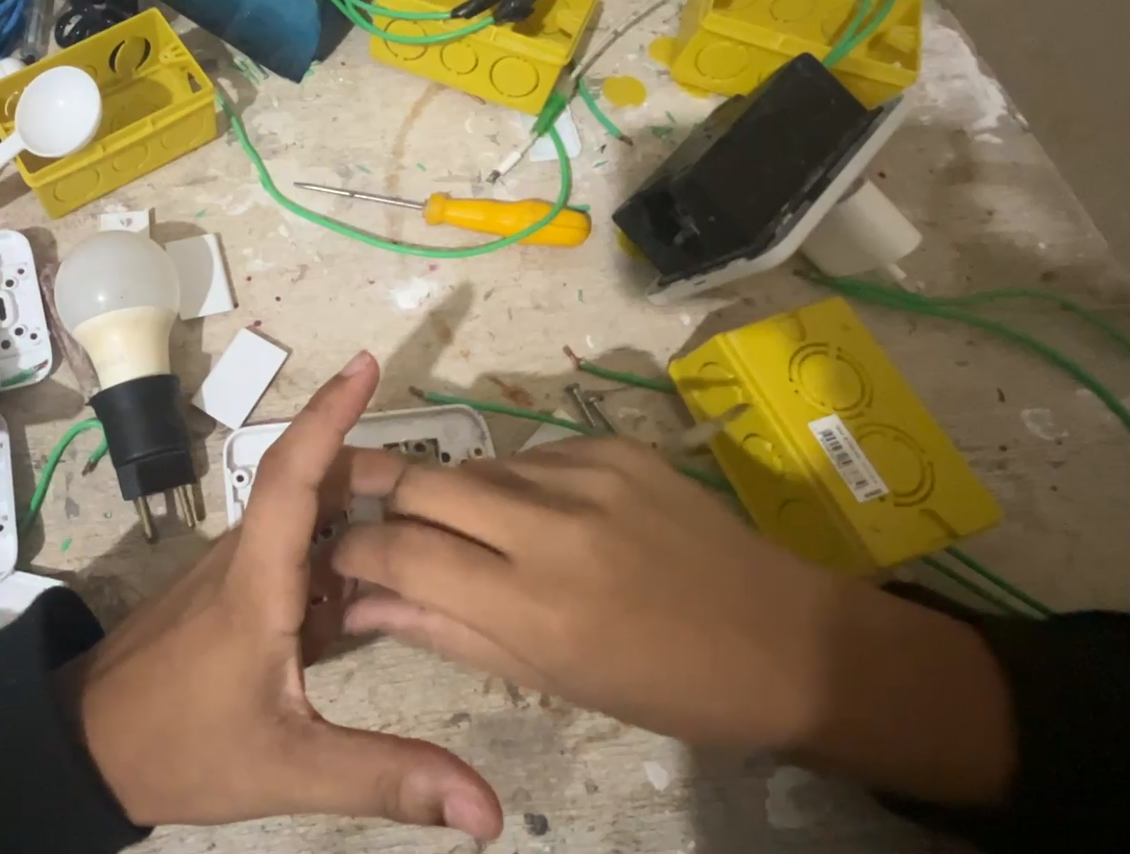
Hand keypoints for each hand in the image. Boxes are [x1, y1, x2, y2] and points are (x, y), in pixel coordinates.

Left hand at [63, 352, 502, 840]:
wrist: (90, 748)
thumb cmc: (179, 745)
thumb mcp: (289, 767)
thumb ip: (387, 779)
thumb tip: (488, 812)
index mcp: (259, 578)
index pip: (293, 475)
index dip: (328, 414)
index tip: (366, 365)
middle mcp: (250, 557)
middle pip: (315, 486)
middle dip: (378, 471)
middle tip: (446, 486)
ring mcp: (243, 573)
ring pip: (312, 523)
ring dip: (367, 516)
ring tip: (434, 530)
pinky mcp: (242, 596)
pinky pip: (304, 560)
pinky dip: (348, 563)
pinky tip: (387, 593)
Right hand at [332, 436, 1015, 804]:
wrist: (790, 641)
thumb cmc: (660, 686)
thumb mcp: (544, 677)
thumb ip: (443, 628)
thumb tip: (363, 599)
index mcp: (533, 602)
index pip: (400, 550)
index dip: (354, 549)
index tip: (338, 555)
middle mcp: (550, 523)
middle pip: (420, 479)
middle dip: (380, 497)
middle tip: (374, 521)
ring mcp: (584, 472)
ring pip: (469, 464)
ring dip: (449, 496)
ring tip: (469, 533)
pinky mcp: (611, 443)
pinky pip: (523, 456)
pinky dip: (506, 485)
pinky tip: (533, 517)